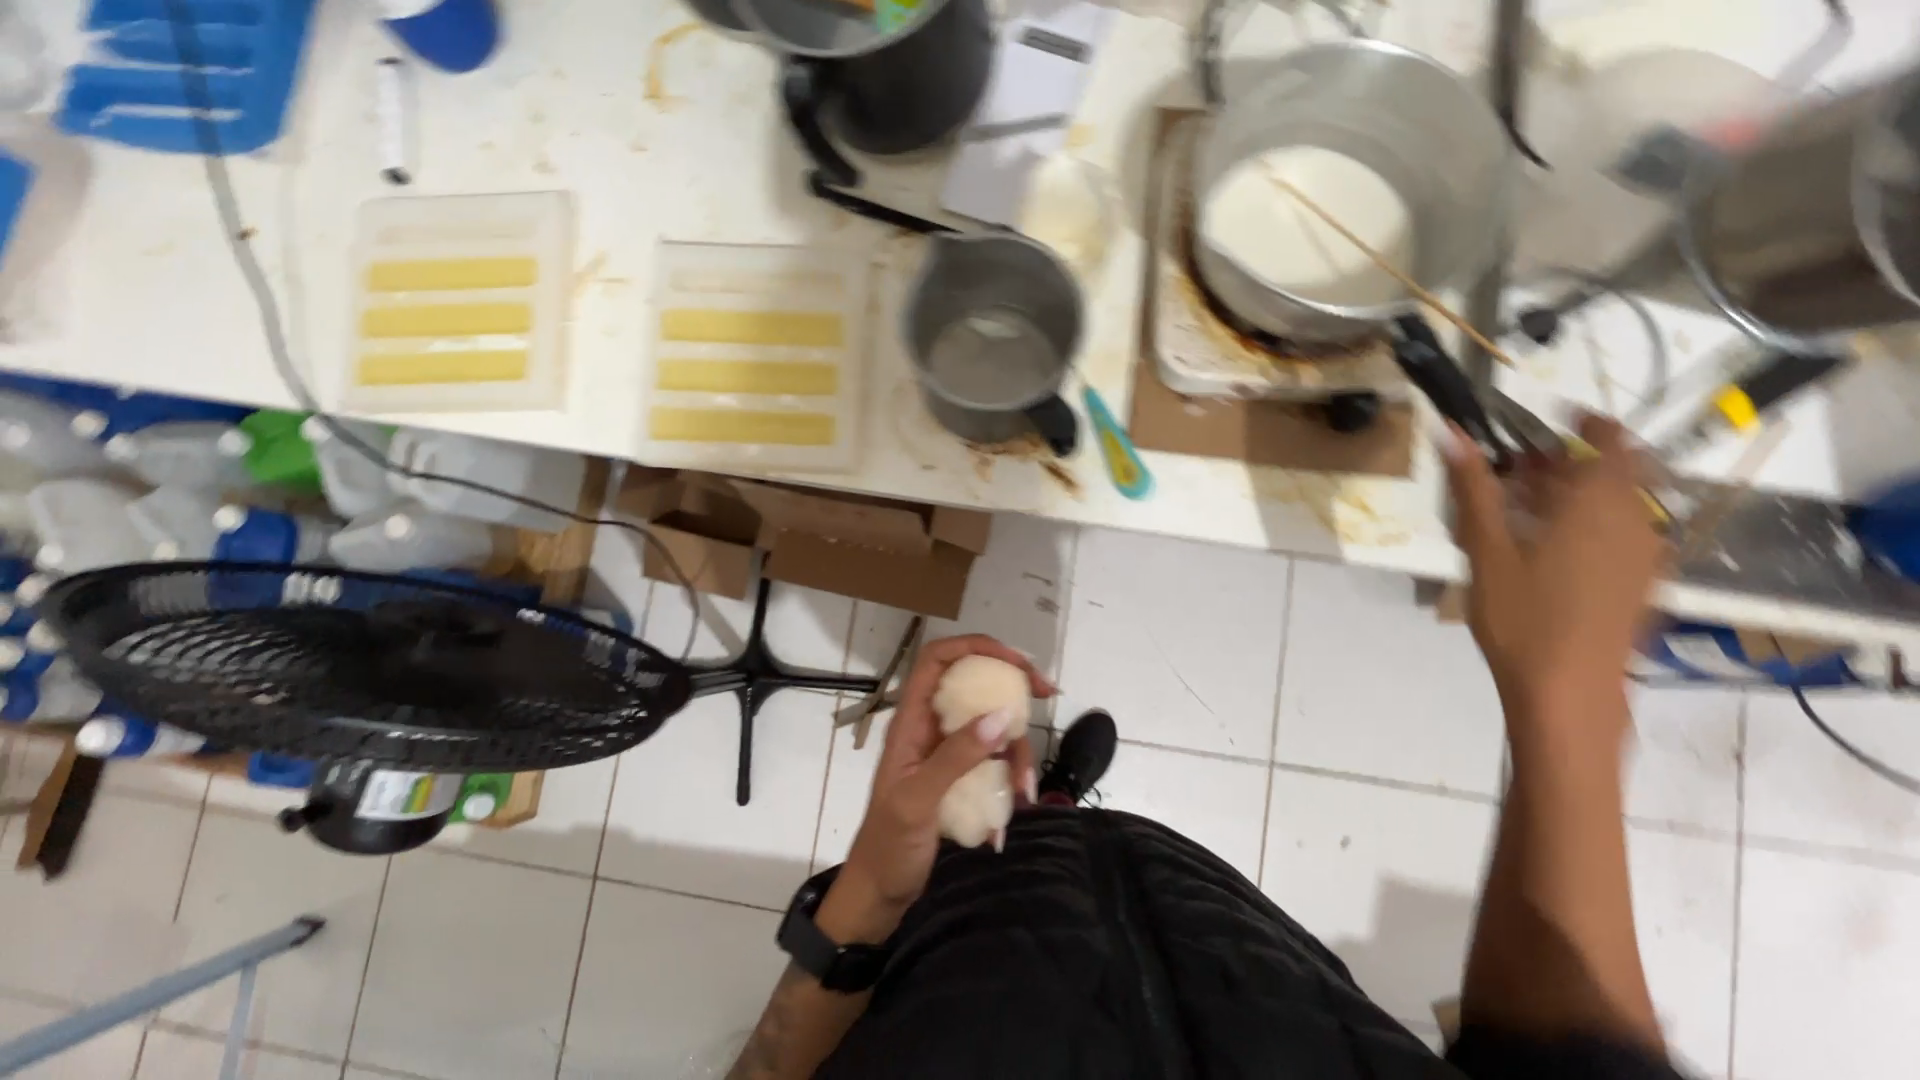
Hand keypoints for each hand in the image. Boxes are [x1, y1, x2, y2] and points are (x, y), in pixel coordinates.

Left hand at [820, 635, 1053, 943]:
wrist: (879, 893)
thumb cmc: (888, 846)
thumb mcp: (918, 800)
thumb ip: (956, 757)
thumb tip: (1001, 715)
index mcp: (910, 722)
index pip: (938, 660)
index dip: (976, 647)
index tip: (1016, 662)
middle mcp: (930, 728)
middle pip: (974, 685)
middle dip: (1011, 689)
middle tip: (1046, 694)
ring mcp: (946, 752)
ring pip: (991, 726)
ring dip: (1016, 749)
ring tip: (1025, 789)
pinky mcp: (960, 777)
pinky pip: (994, 759)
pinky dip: (1011, 775)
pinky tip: (1018, 804)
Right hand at [1442, 415, 1667, 748]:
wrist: (1571, 694)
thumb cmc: (1523, 618)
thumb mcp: (1487, 550)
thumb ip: (1473, 488)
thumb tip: (1451, 431)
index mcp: (1601, 502)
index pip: (1610, 439)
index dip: (1583, 424)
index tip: (1546, 423)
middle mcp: (1637, 520)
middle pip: (1614, 472)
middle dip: (1570, 465)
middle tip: (1520, 472)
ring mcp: (1647, 556)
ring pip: (1620, 505)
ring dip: (1580, 496)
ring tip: (1529, 512)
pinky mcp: (1644, 586)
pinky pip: (1625, 536)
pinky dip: (1593, 526)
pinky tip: (1552, 552)